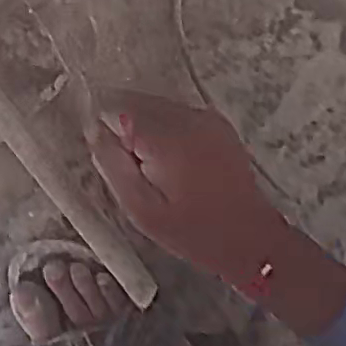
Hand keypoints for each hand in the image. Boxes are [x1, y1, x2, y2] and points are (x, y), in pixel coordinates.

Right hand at [87, 88, 289, 286]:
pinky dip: (165, 129)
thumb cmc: (192, 231)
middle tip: (136, 167)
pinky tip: (174, 160)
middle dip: (126, 129)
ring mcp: (206, 117)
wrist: (253, 243)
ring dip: (145, 128)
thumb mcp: (140, 208)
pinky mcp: (216, 123)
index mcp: (167, 137)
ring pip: (154, 106)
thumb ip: (112, 163)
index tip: (117, 159)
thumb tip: (93, 130)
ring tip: (156, 166)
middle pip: (135, 102)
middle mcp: (187, 117)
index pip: (116, 108)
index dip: (109, 133)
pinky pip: (174, 113)